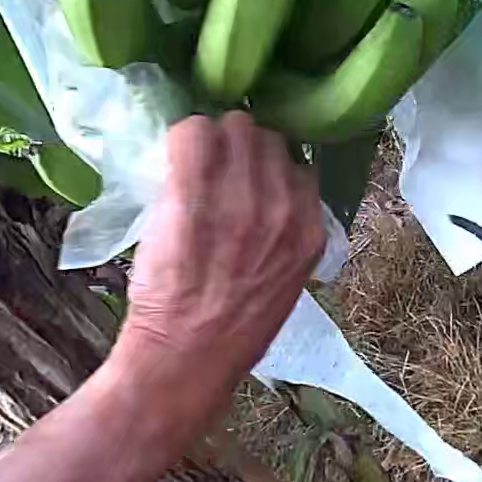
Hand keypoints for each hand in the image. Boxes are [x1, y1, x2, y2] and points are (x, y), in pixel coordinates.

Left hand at [116, 112, 324, 389]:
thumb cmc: (235, 329)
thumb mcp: (284, 280)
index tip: (248, 180)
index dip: (269, 169)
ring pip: (233, 126)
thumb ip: (285, 234)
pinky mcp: (191, 194)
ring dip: (214, 140)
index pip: (298, 165)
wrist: (188, 355)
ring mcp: (238, 198)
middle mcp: (282, 206)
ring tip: (193, 164)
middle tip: (217, 168)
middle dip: (243, 148)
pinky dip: (181, 140)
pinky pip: (191, 134)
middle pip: (268, 138)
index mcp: (309, 229)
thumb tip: (265, 200)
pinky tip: (172, 158)